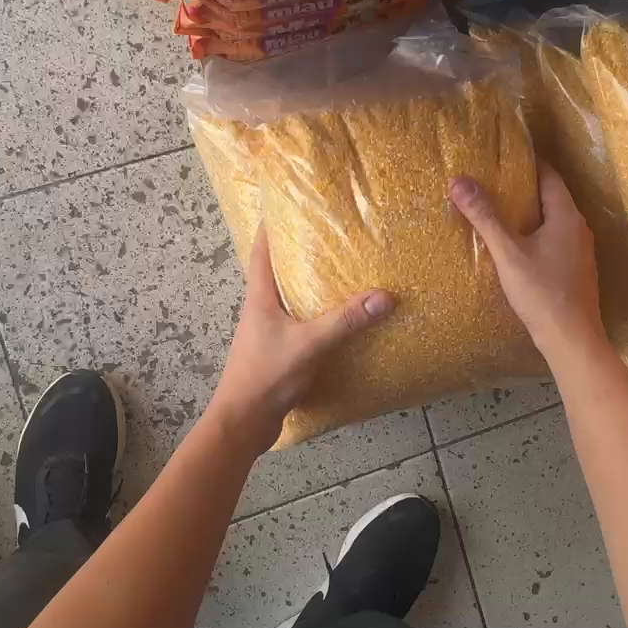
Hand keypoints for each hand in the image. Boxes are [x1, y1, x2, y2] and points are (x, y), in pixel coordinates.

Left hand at [205, 229, 394, 454]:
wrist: (242, 424)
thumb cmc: (266, 376)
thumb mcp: (309, 344)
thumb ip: (345, 320)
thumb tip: (385, 296)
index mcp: (259, 297)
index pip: (261, 250)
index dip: (270, 225)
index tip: (287, 203)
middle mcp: (260, 308)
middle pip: (275, 270)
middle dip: (296, 251)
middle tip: (325, 232)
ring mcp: (267, 331)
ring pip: (288, 297)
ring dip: (307, 283)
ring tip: (338, 270)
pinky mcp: (277, 351)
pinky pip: (297, 321)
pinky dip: (314, 312)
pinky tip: (337, 317)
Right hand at [448, 162, 609, 360]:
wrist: (572, 339)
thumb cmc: (541, 292)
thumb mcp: (507, 252)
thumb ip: (485, 216)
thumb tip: (458, 180)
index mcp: (567, 215)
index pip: (548, 175)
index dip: (527, 163)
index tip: (502, 157)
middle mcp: (578, 228)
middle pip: (551, 196)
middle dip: (524, 187)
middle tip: (493, 181)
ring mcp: (580, 250)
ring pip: (553, 220)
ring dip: (530, 212)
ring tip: (499, 210)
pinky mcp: (576, 269)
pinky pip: (555, 239)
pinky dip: (536, 233)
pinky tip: (516, 244)